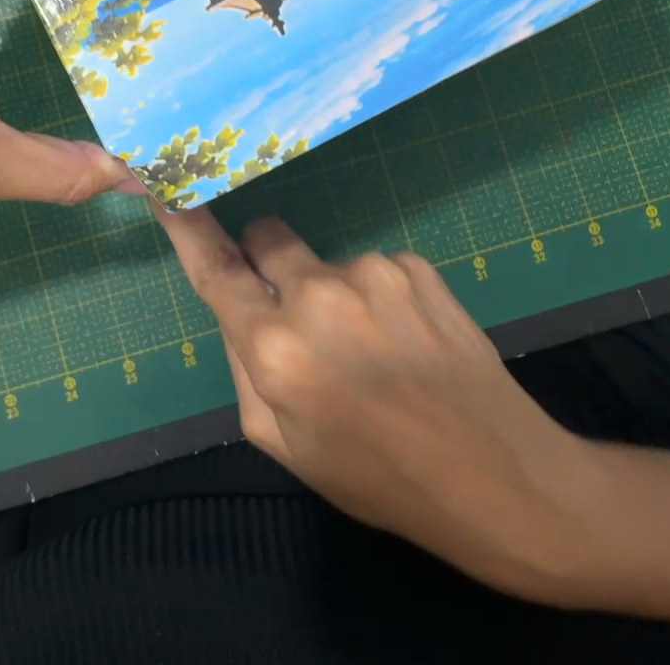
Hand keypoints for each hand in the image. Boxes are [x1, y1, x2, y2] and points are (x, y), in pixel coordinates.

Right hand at [154, 207, 598, 596]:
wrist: (497, 475)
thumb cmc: (377, 475)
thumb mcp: (283, 444)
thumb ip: (243, 368)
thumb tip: (238, 312)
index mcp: (274, 347)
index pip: (215, 270)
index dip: (187, 229)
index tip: (171, 193)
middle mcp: (318, 295)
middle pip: (266, 236)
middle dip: (269, 263)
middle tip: (296, 313)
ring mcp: (372, 273)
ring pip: (323, 260)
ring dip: (331, 292)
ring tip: (372, 349)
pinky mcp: (416, 265)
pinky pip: (372, 268)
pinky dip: (375, 296)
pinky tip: (405, 340)